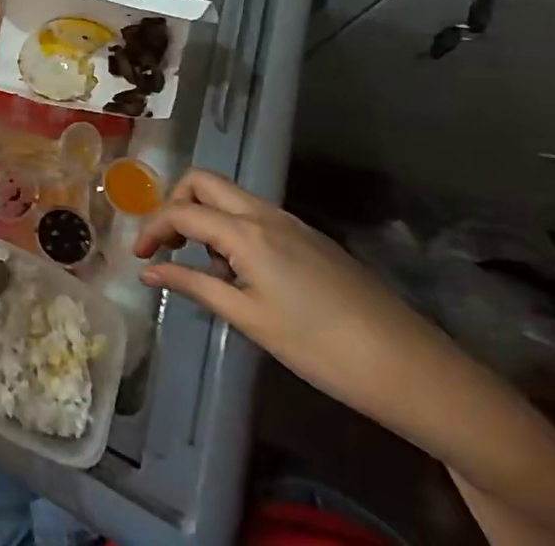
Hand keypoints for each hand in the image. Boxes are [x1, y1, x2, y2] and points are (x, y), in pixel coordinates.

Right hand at [132, 170, 457, 427]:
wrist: (416, 372)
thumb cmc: (320, 347)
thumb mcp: (248, 318)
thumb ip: (192, 285)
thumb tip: (147, 270)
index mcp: (247, 232)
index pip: (180, 211)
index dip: (151, 229)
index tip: (138, 257)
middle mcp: (268, 216)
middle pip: (204, 182)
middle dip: (175, 203)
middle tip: (167, 242)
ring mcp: (295, 226)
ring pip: (231, 197)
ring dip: (203, 215)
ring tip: (199, 262)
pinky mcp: (314, 242)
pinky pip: (256, 217)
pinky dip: (231, 229)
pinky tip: (238, 272)